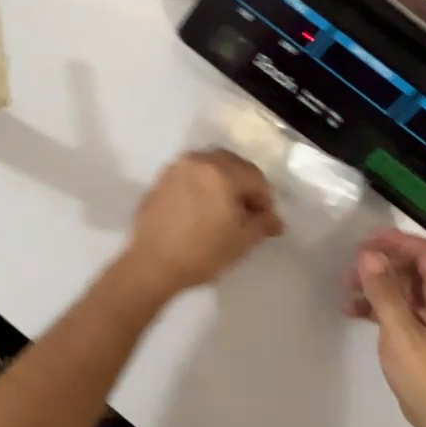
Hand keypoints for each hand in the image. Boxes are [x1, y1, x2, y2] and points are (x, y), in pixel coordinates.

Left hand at [119, 149, 283, 298]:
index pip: (255, 177)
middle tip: (246, 211)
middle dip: (244, 185)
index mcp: (221, 172)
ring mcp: (175, 169)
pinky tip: (200, 208)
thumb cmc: (202, 253)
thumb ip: (263, 224)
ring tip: (223, 209)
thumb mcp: (241, 241)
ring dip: (222, 181)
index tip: (264, 220)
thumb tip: (274, 219)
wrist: (152, 265)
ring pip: (209, 166)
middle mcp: (197, 161)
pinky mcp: (159, 181)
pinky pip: (189, 175)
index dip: (265, 199)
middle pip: (232, 164)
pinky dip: (201, 184)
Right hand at [344, 229, 425, 426]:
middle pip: (418, 269)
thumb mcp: (400, 332)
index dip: (399, 242)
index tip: (367, 240)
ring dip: (380, 285)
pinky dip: (383, 306)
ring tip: (347, 288)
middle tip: (351, 266)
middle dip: (384, 264)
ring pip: (409, 289)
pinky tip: (355, 311)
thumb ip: (384, 291)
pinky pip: (407, 309)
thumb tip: (368, 255)